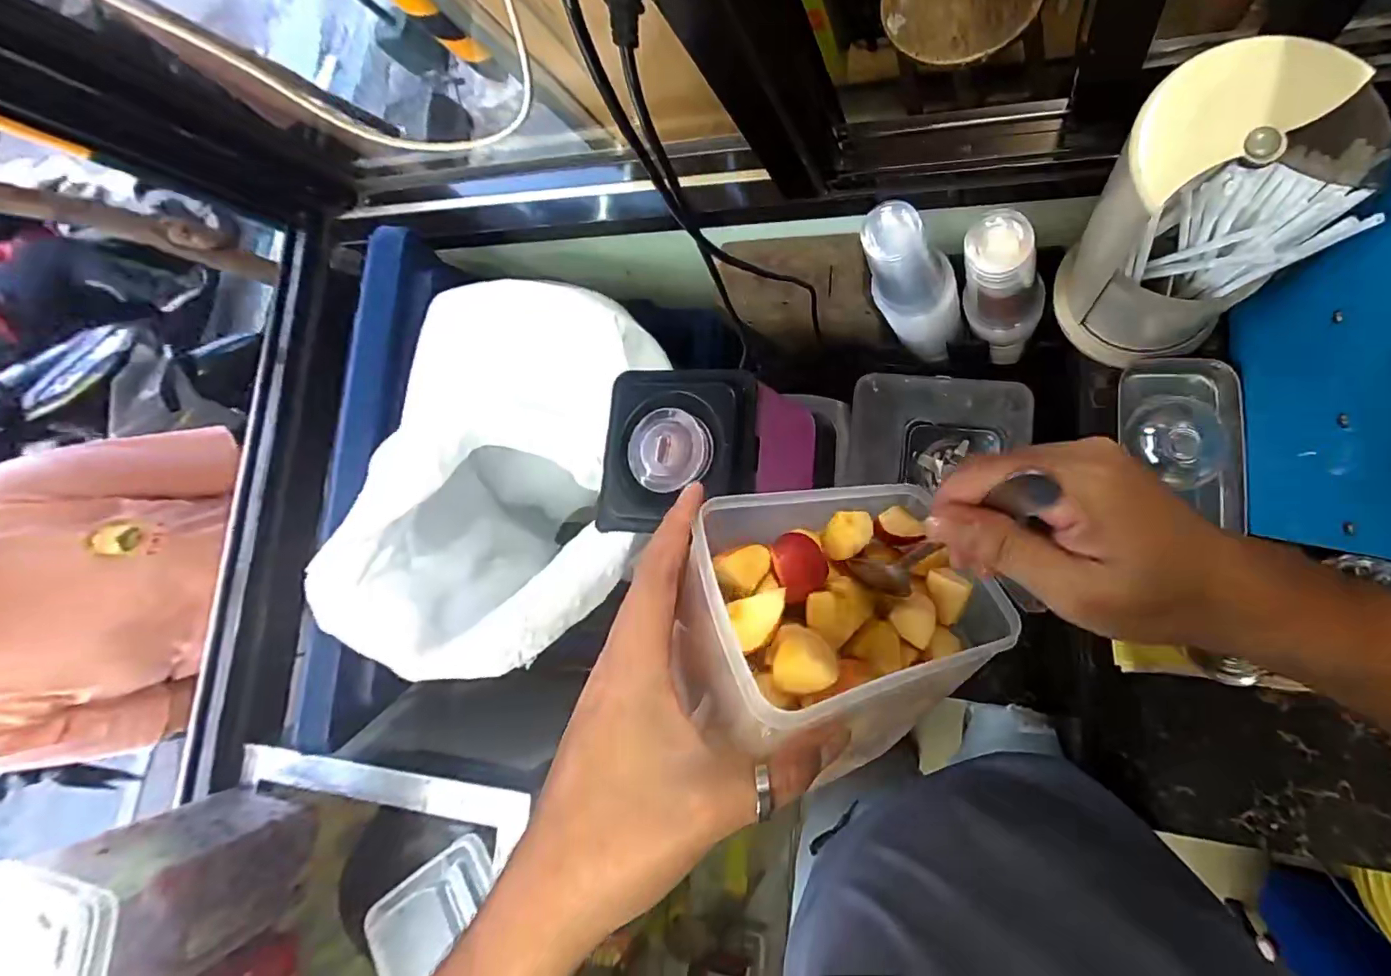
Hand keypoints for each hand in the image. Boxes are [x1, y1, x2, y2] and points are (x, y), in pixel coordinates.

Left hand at [442, 485, 834, 974]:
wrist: (549, 899)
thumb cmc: (626, 830)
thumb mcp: (719, 798)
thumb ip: (785, 767)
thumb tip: (841, 736)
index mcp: (634, 666)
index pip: (654, 579)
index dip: (675, 529)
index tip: (698, 490)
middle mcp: (617, 670)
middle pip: (650, 595)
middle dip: (686, 556)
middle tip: (738, 539)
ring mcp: (609, 699)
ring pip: (648, 630)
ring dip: (682, 599)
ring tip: (734, 587)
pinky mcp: (611, 726)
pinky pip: (649, 662)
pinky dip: (680, 642)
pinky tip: (714, 663)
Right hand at [926, 437, 1267, 649]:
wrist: (1226, 590)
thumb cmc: (1151, 600)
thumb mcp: (1070, 587)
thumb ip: (1003, 547)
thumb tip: (939, 520)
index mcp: (1074, 474)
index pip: (983, 473)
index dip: (951, 509)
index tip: (949, 556)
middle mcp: (1080, 450)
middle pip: (998, 472)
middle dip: (975, 517)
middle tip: (977, 570)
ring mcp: (1093, 455)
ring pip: (1016, 476)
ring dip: (999, 517)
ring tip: (1000, 565)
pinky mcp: (1100, 467)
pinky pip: (1042, 481)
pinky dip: (1025, 511)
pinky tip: (1030, 546)